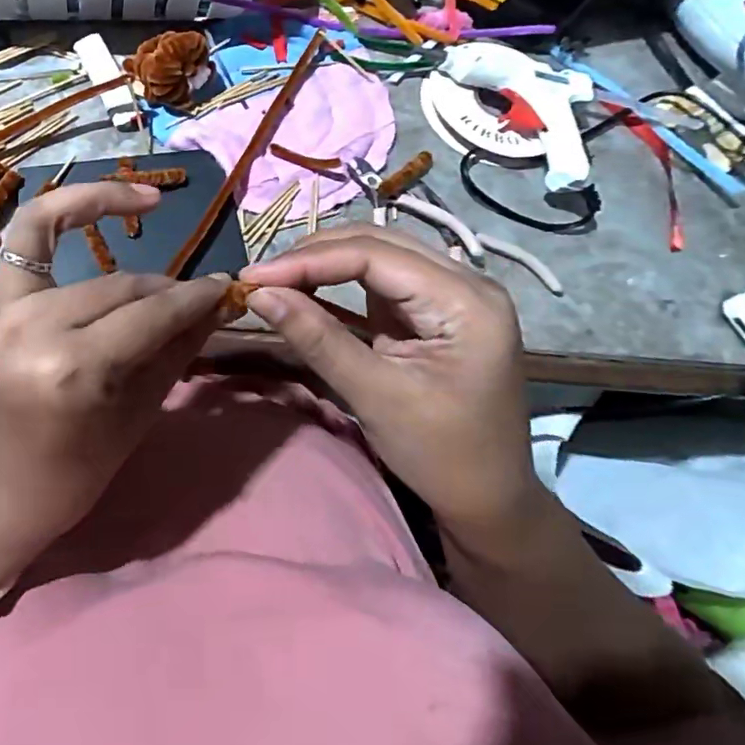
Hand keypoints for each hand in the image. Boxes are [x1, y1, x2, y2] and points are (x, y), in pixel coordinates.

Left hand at [0, 181, 228, 598]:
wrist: (1, 501)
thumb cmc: (77, 474)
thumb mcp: (139, 411)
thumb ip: (178, 345)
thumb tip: (218, 299)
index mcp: (72, 368)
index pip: (148, 310)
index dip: (194, 296)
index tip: (224, 287)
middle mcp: (26, 328)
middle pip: (113, 281)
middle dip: (163, 285)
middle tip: (192, 294)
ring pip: (50, 240)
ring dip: (97, 219)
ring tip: (139, 209)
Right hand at [238, 225, 540, 536]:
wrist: (489, 500)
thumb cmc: (441, 455)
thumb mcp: (375, 395)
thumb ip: (317, 338)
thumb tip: (258, 294)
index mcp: (466, 301)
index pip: (375, 255)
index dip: (310, 260)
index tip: (255, 276)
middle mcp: (466, 282)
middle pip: (379, 244)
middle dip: (315, 256)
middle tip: (261, 278)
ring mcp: (453, 293)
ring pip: (379, 255)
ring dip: (325, 264)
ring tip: (277, 280)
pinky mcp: (435, 309)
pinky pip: (382, 281)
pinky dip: (341, 283)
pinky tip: (307, 289)